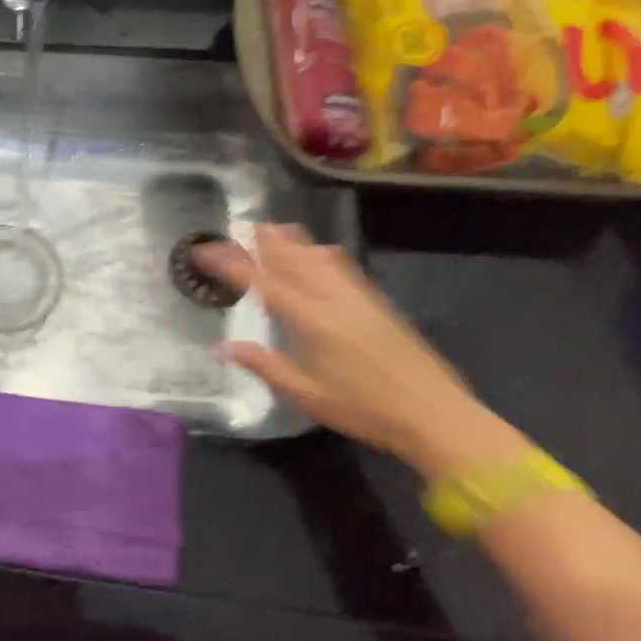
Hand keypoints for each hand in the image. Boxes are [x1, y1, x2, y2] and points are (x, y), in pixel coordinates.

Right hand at [193, 225, 527, 476]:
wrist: (434, 414)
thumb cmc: (364, 409)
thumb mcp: (306, 395)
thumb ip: (265, 366)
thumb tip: (224, 347)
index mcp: (311, 321)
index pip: (262, 283)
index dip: (231, 264)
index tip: (207, 251)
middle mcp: (334, 300)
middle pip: (294, 260)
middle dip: (266, 242)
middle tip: (243, 226)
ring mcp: (360, 299)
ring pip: (320, 259)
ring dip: (294, 242)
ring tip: (275, 228)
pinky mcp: (379, 305)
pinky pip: (344, 268)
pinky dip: (324, 254)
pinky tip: (322, 251)